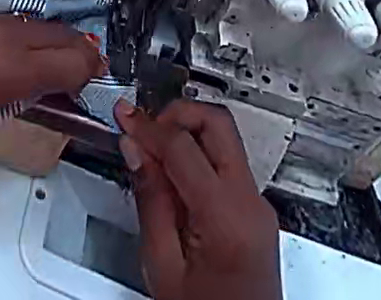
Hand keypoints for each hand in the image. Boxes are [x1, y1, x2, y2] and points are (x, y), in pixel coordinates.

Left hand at [0, 6, 105, 158]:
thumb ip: (18, 93)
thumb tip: (41, 84)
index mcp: (11, 65)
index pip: (72, 58)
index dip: (88, 69)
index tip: (92, 78)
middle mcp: (1, 29)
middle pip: (58, 33)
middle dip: (75, 50)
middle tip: (80, 70)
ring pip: (30, 22)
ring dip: (44, 40)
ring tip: (42, 63)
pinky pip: (1, 19)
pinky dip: (14, 34)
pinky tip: (2, 52)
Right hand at [115, 99, 282, 299]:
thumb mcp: (163, 267)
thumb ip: (150, 200)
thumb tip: (135, 147)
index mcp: (227, 219)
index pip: (182, 145)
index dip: (147, 125)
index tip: (123, 115)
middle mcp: (251, 205)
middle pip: (217, 122)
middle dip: (175, 114)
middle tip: (142, 127)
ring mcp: (258, 207)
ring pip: (223, 137)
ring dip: (185, 132)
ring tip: (151, 152)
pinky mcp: (255, 211)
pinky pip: (225, 162)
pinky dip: (195, 153)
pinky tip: (169, 174)